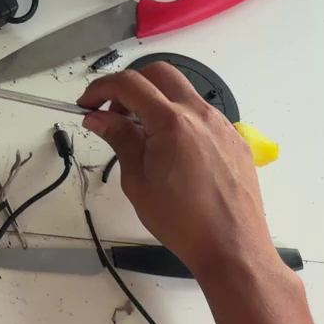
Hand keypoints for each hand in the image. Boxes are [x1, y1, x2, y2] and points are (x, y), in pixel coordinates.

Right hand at [80, 64, 279, 279]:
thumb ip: (119, 139)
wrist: (233, 250)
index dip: (101, 88)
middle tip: (113, 110)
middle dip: (131, 84)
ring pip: (183, 91)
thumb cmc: (182, 222)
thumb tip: (98, 117)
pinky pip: (202, 114)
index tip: (87, 104)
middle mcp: (200, 115)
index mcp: (171, 123)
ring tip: (141, 132)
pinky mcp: (235, 139)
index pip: (129, 84)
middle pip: (159, 73)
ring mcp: (222, 125)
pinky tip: (172, 148)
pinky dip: (180, 117)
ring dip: (156, 99)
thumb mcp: (138, 180)